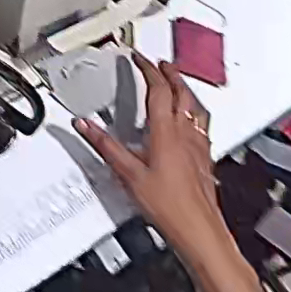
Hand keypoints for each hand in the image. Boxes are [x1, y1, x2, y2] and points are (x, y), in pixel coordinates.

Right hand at [74, 51, 227, 258]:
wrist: (200, 232)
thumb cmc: (169, 206)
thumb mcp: (128, 174)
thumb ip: (105, 146)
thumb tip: (85, 126)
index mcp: (166, 131)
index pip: (158, 89)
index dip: (148, 69)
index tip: (140, 59)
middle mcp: (185, 134)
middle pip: (181, 93)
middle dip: (170, 74)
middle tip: (161, 64)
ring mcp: (198, 146)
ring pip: (195, 107)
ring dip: (185, 90)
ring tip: (178, 83)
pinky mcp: (205, 160)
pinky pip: (202, 126)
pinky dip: (195, 113)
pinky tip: (192, 122)